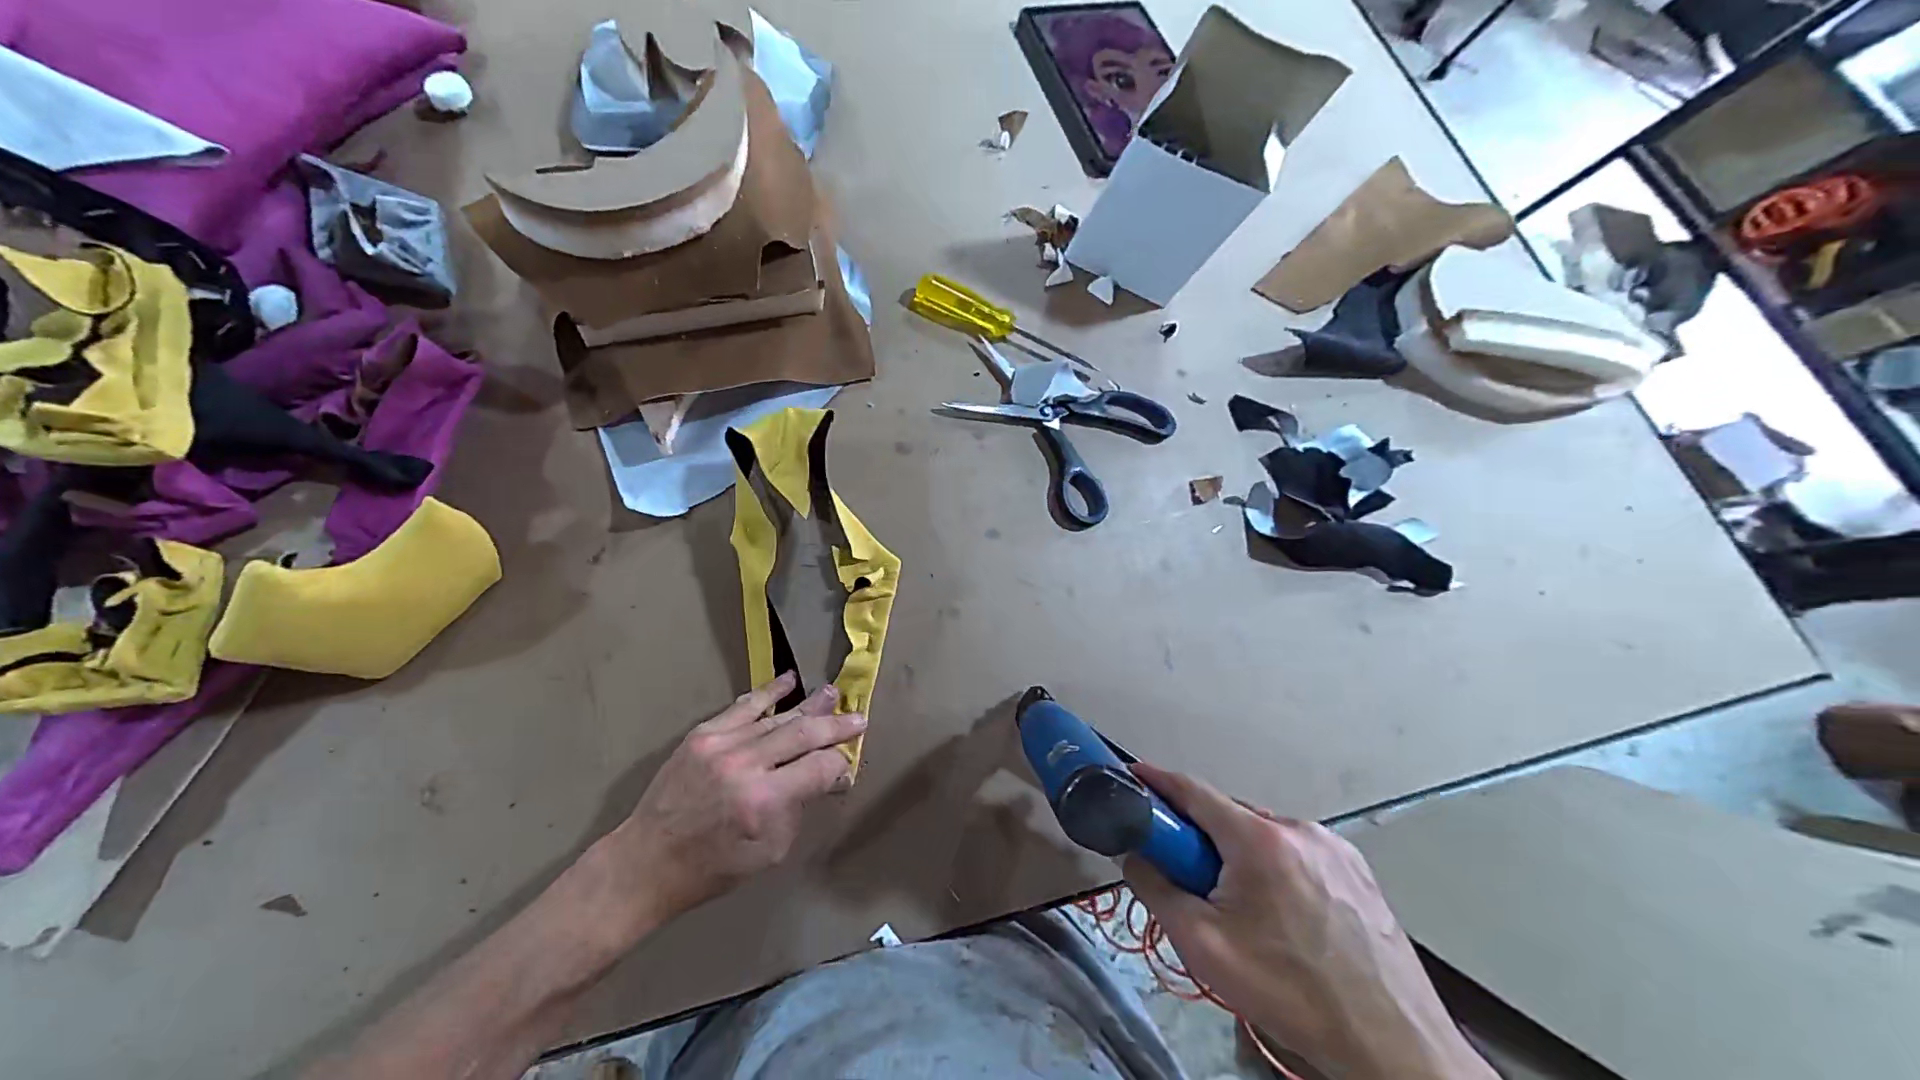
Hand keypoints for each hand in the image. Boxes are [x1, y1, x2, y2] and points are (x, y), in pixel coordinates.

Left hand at [609, 672, 863, 926]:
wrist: (648, 860)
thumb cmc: (715, 867)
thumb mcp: (771, 851)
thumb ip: (800, 808)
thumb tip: (825, 776)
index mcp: (765, 800)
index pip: (820, 767)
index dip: (840, 765)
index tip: (846, 767)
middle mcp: (745, 765)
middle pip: (804, 734)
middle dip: (836, 726)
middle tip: (858, 717)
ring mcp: (721, 745)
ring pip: (777, 717)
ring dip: (809, 705)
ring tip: (832, 694)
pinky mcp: (702, 735)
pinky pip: (743, 707)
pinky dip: (769, 693)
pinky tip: (789, 681)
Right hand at [1123, 763, 1493, 1079]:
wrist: (1390, 1045)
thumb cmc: (1290, 993)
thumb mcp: (1202, 945)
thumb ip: (1156, 890)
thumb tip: (1136, 858)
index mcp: (1259, 840)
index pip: (1193, 790)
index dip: (1157, 780)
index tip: (1133, 777)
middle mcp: (1299, 830)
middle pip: (1228, 815)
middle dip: (1199, 838)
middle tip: (1187, 878)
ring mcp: (1334, 848)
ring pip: (1263, 835)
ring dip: (1238, 857)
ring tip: (1240, 912)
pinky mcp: (1357, 870)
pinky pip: (1295, 853)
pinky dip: (1273, 869)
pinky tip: (1279, 916)